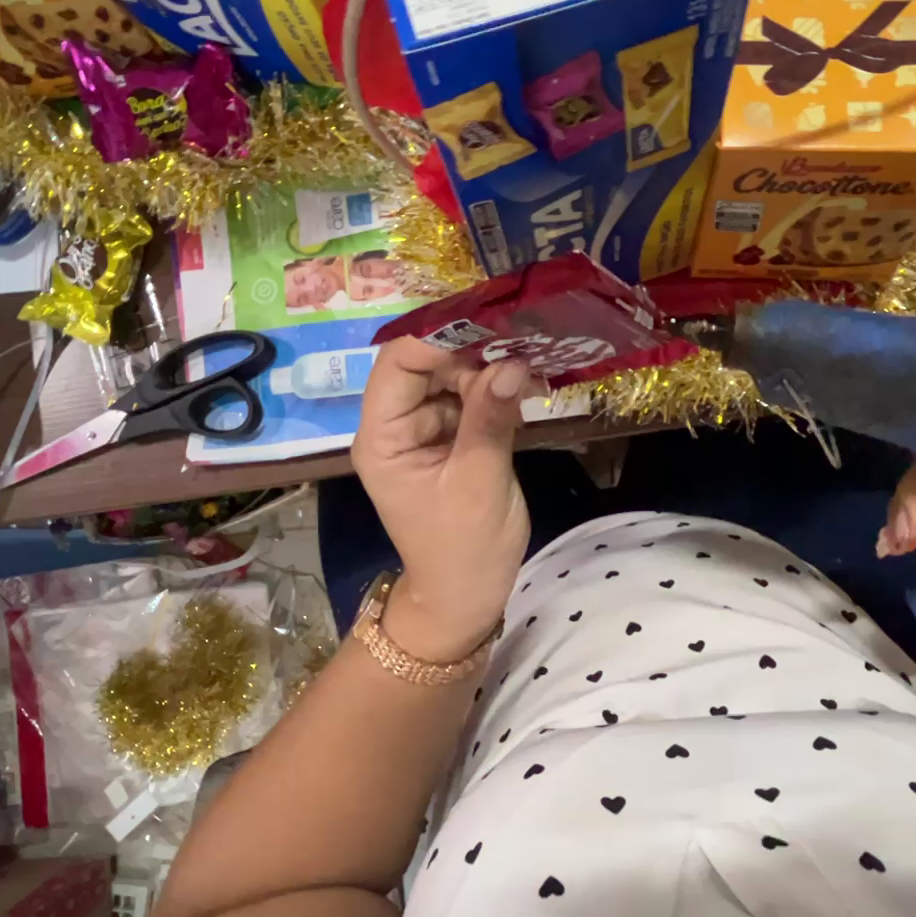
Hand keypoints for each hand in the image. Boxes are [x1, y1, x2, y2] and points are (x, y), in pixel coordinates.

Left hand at [351, 338, 532, 661]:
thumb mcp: (480, 483)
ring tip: (532, 353)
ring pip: (450, 377)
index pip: (399, 365)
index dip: (439, 335)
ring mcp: (423, 430)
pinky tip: (527, 379)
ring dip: (488, 365)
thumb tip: (511, 361)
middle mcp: (396, 425)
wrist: (466, 598)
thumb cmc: (465, 548)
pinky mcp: (450, 438)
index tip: (490, 318)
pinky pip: (469, 399)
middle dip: (471, 348)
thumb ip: (490, 419)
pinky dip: (495, 388)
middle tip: (522, 333)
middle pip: (425, 364)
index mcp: (383, 437)